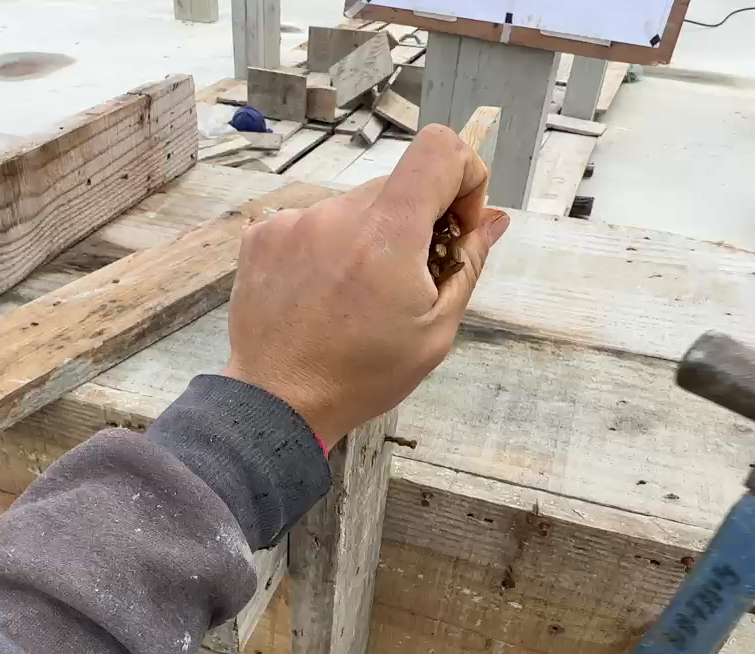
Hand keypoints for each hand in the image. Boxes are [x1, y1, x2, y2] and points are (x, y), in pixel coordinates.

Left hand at [223, 124, 510, 445]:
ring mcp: (293, 222)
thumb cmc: (361, 378)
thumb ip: (467, 268)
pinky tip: (319, 297)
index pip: (439, 149)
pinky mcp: (261, 237)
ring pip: (350, 210)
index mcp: (387, 233)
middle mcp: (337, 213)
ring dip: (365, 241)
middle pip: (395, 188)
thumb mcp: (433, 333)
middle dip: (412, 225)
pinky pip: (310, 225)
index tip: (455, 227)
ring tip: (352, 300)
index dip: (462, 176)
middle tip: (402, 284)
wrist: (277, 404)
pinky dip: (325, 251)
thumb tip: (493, 221)